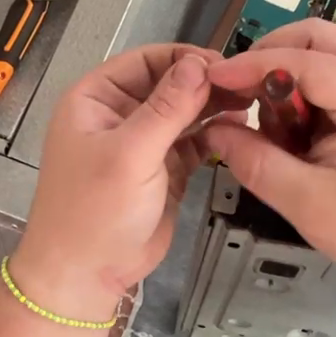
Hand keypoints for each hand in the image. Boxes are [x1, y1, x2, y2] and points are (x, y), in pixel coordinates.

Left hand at [13, 44, 227, 321]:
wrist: (84, 277)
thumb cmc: (94, 211)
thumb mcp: (130, 154)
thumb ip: (167, 107)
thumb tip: (199, 64)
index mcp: (96, 99)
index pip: (145, 61)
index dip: (184, 59)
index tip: (224, 64)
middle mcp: (119, 114)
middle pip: (169, 84)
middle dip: (205, 83)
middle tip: (248, 85)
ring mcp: (143, 142)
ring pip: (184, 111)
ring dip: (214, 106)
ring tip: (251, 103)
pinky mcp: (164, 169)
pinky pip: (192, 140)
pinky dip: (214, 133)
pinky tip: (239, 126)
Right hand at [203, 19, 335, 293]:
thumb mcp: (307, 202)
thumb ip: (254, 161)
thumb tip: (213, 131)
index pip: (303, 61)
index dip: (252, 65)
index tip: (213, 77)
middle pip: (317, 37)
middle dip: (271, 57)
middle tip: (242, 93)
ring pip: (325, 54)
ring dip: (289, 77)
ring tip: (276, 128)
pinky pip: (334, 78)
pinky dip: (305, 94)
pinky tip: (298, 134)